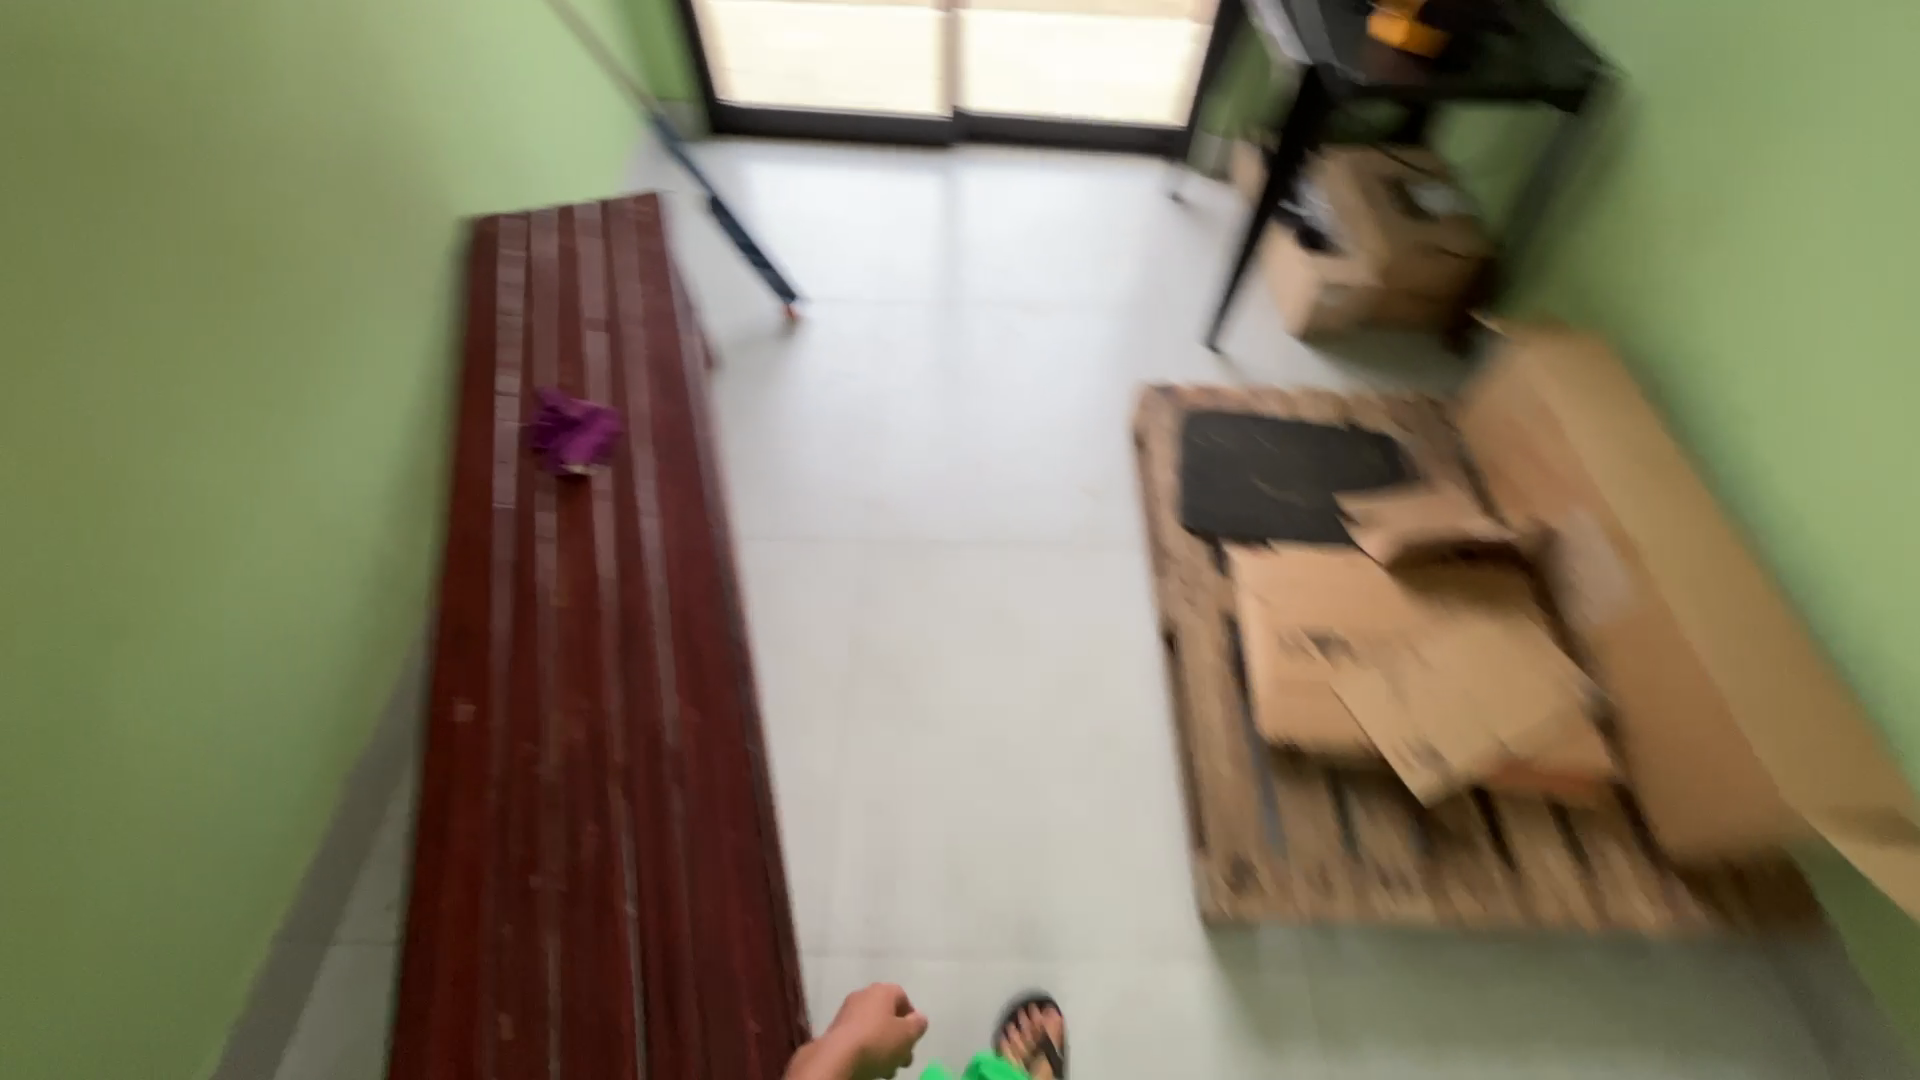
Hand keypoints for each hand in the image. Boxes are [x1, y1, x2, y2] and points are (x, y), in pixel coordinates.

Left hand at [790, 983, 928, 1079]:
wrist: (838, 1057)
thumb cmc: (877, 1041)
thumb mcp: (907, 1035)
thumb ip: (918, 1025)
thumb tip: (920, 1018)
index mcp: (883, 990)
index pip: (903, 997)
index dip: (911, 1018)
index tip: (913, 1039)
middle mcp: (865, 995)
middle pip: (888, 1015)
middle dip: (898, 1038)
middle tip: (903, 1059)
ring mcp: (848, 1011)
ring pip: (873, 1028)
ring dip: (884, 1047)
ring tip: (888, 1070)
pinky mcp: (836, 1029)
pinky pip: (859, 1037)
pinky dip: (867, 1049)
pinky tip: (871, 1067)